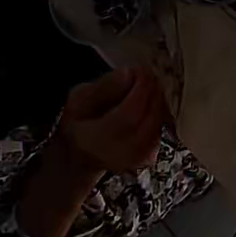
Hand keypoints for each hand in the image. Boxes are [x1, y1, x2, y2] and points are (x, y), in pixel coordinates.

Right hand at [18, 66, 170, 236]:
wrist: (73, 166)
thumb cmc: (75, 127)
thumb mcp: (77, 101)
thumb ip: (104, 88)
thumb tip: (130, 74)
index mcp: (96, 137)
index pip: (128, 113)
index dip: (140, 89)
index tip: (143, 71)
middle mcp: (118, 152)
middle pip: (148, 119)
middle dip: (154, 93)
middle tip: (153, 74)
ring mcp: (135, 159)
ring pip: (158, 127)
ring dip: (161, 104)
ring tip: (154, 86)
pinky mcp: (146, 159)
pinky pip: (161, 134)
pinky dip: (162, 117)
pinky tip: (156, 104)